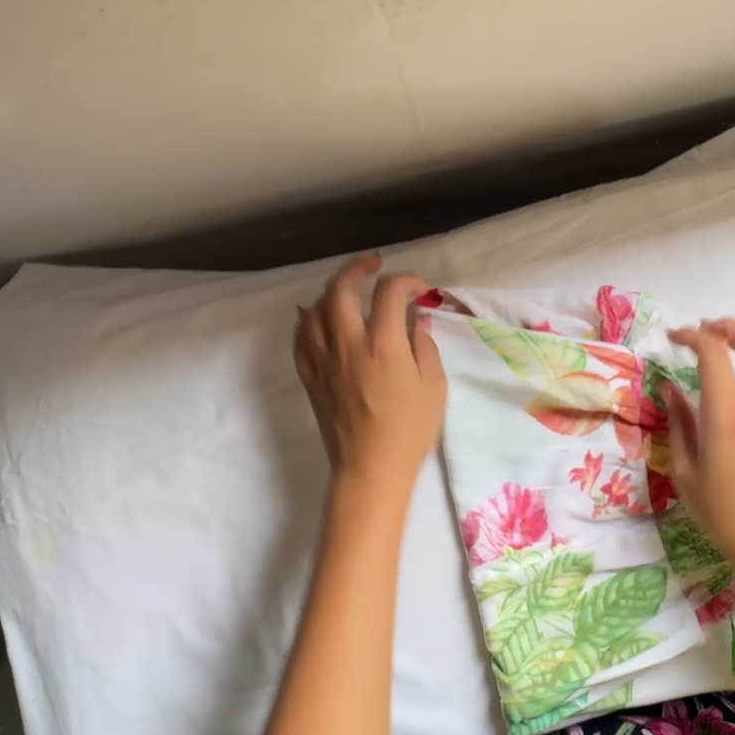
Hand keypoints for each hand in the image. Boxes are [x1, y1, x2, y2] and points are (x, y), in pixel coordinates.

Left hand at [293, 253, 447, 489]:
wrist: (370, 471)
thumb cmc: (409, 432)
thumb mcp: (434, 387)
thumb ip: (426, 346)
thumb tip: (418, 320)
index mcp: (383, 344)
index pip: (389, 291)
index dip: (407, 280)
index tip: (419, 289)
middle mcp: (348, 343)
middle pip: (341, 288)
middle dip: (357, 267)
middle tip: (374, 264)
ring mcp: (323, 359)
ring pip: (314, 308)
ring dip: (332, 291)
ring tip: (348, 291)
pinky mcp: (309, 377)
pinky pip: (300, 337)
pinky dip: (309, 320)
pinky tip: (320, 319)